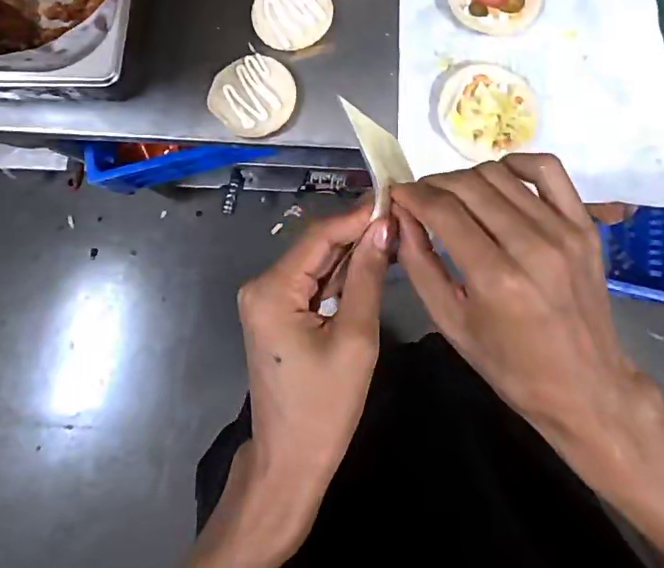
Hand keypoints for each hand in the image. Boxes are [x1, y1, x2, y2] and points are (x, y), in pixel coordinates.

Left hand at [189, 202, 392, 566]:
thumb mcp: (356, 339)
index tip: (394, 202)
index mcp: (272, 289)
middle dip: (358, 233)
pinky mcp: (277, 313)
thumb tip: (383, 227)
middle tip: (401, 218)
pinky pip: (313, 282)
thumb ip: (368, 277)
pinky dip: (342, 275)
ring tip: (395, 235)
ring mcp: (267, 299)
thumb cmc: (324, 408)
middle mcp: (262, 285)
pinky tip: (373, 262)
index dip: (357, 217)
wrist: (290, 463)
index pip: (320, 236)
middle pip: (316, 247)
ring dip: (353, 252)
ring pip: (317, 263)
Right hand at [392, 156, 663, 567]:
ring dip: (467, 176)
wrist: (587, 387)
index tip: (397, 194)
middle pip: (468, 186)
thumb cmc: (512, 366)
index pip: (442, 210)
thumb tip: (400, 216)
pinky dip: (518, 162)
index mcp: (496, 278)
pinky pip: (548, 170)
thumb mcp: (452, 325)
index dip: (412, 195)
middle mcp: (531, 246)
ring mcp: (563, 231)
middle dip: (434, 184)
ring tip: (454, 193)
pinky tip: (500, 175)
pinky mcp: (584, 226)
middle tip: (420, 196)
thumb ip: (419, 264)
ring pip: (501, 174)